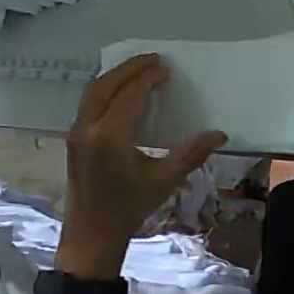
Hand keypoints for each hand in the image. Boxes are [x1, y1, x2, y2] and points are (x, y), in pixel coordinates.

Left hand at [56, 54, 227, 279]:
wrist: (92, 234)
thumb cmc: (129, 208)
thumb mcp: (164, 181)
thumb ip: (191, 154)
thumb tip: (219, 134)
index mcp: (110, 136)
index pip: (130, 95)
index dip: (148, 78)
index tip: (166, 69)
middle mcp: (88, 128)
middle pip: (106, 84)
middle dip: (129, 68)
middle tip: (153, 59)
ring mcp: (76, 133)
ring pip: (93, 92)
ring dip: (115, 77)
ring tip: (139, 71)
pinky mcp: (73, 139)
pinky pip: (88, 104)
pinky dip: (105, 91)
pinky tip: (122, 94)